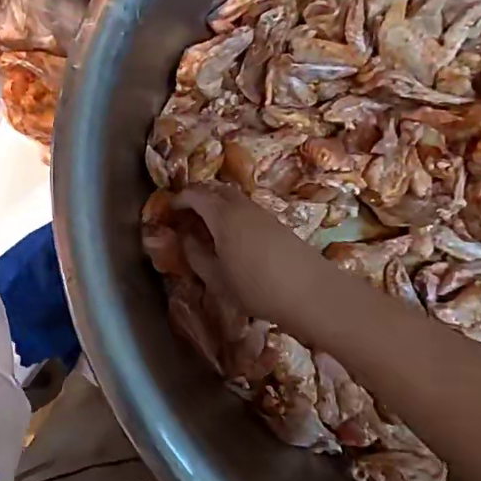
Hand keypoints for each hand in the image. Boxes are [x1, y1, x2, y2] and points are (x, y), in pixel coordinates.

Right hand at [173, 184, 331, 323]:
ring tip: (208, 225)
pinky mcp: (278, 224)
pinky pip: (248, 209)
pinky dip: (234, 213)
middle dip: (199, 196)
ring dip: (218, 204)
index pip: (196, 194)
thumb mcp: (217, 278)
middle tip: (187, 213)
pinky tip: (233, 236)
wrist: (310, 291)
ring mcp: (263, 213)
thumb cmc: (256, 287)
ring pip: (234, 198)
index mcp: (223, 215)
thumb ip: (197, 256)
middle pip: (217, 189)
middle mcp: (242, 207)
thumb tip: (186, 239)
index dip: (180, 199)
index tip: (170, 209)